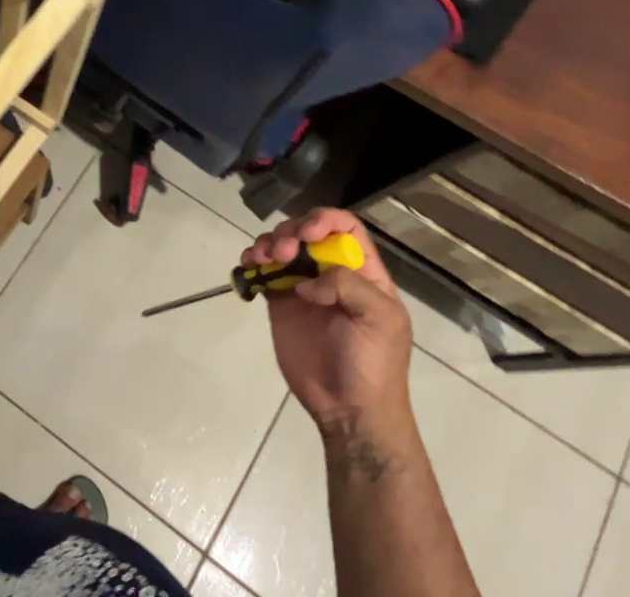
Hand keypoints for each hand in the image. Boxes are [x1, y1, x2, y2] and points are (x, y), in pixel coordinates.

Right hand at [243, 208, 412, 430]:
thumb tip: (308, 282)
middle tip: (282, 255)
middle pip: (306, 231)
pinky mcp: (279, 303)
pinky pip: (263, 273)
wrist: (349, 409)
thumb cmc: (375, 364)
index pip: (345, 227)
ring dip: (267, 244)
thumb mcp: (382, 321)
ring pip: (281, 247)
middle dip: (289, 232)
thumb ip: (350, 286)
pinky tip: (248, 267)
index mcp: (363, 272)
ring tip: (261, 260)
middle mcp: (330, 273)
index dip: (324, 220)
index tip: (307, 236)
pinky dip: (251, 262)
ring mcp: (302, 287)